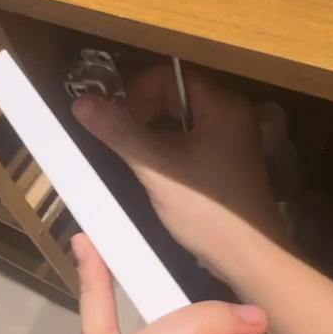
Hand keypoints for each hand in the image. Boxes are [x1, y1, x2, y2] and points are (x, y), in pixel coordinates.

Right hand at [72, 63, 286, 259]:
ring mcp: (230, 138)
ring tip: (131, 152)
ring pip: (181, 117)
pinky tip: (151, 168)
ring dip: (152, 129)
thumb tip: (83, 103)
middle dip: (142, 109)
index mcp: (222, 106)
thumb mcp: (158, 171)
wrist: (249, 258)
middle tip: (118, 134)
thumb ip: (121, 134)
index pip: (170, 75)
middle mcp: (230, 114)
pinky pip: (190, 138)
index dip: (137, 90)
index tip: (114, 115)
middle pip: (175, 93)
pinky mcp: (226, 160)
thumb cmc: (209, 213)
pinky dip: (167, 145)